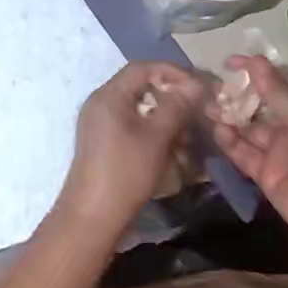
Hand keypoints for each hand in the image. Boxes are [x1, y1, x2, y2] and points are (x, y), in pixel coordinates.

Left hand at [56, 61, 205, 233]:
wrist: (91, 219)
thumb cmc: (125, 173)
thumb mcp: (157, 137)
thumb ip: (177, 106)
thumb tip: (195, 84)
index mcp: (109, 95)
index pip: (143, 68)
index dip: (172, 72)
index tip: (197, 85)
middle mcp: (100, 102)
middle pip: (139, 86)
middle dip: (170, 94)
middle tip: (194, 107)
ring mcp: (98, 123)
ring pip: (137, 107)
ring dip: (163, 115)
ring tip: (186, 132)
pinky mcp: (101, 142)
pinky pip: (130, 124)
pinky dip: (151, 129)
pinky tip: (170, 147)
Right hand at [207, 56, 287, 269]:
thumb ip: (281, 95)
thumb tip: (256, 61)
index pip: (283, 81)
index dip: (258, 70)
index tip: (230, 62)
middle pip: (262, 103)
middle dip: (238, 94)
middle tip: (211, 85)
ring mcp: (282, 151)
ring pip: (250, 127)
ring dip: (230, 116)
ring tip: (206, 105)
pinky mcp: (269, 176)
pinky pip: (245, 154)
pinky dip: (230, 143)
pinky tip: (216, 130)